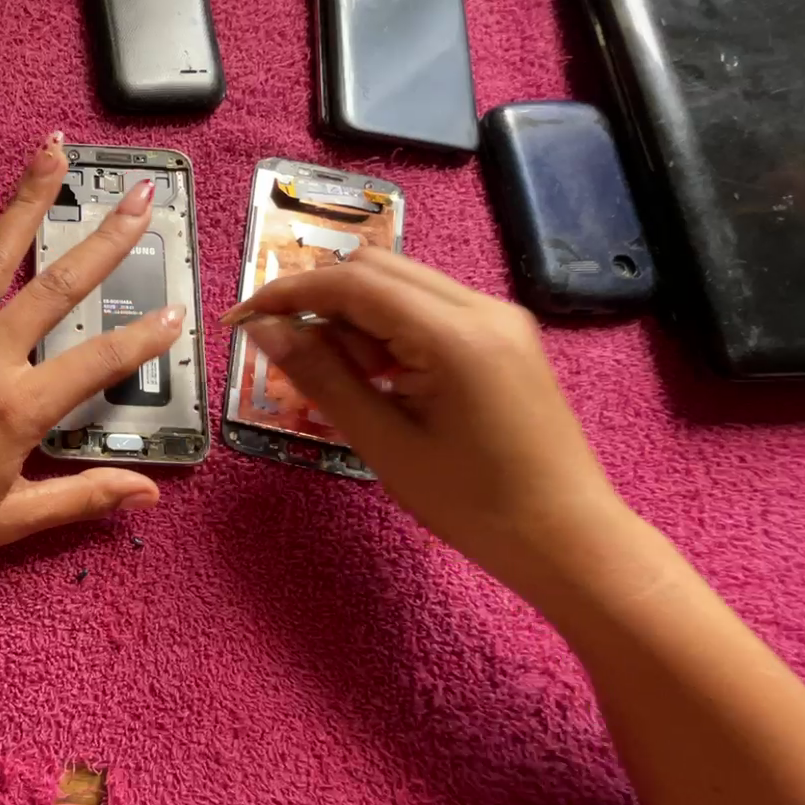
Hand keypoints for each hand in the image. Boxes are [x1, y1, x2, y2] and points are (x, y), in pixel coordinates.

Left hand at [0, 134, 185, 576]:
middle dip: (106, 241)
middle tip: (140, 198)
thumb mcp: (10, 519)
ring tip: (52, 153)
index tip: (176, 313)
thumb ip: (82, 497)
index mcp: (17, 410)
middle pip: (56, 288)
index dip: (144, 340)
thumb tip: (146, 494)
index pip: (99, 364)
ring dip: (26, 203)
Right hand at [222, 247, 625, 591]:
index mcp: (454, 335)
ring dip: (347, 315)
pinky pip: (420, 308)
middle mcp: (481, 308)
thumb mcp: (380, 440)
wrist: (564, 534)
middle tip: (282, 348)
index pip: (352, 284)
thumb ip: (320, 375)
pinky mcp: (497, 336)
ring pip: (396, 284)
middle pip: (374, 269)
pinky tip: (371, 375)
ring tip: (335, 375)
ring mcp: (495, 318)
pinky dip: (378, 327)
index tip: (240, 320)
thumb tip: (263, 330)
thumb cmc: (468, 500)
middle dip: (314, 299)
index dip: (287, 293)